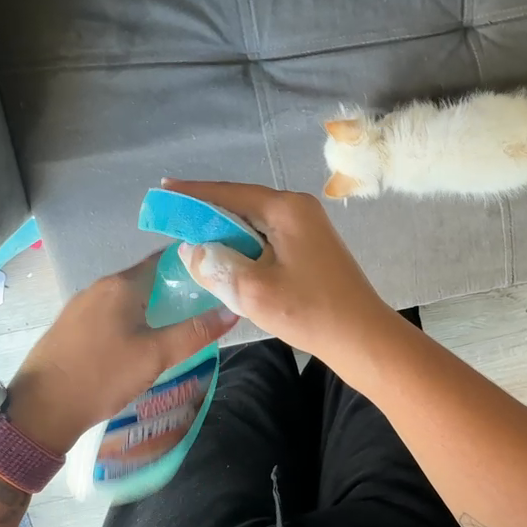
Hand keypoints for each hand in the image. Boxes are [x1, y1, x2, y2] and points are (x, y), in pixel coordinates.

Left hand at [5, 254, 237, 454]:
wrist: (39, 411)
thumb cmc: (101, 376)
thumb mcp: (156, 356)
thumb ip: (195, 332)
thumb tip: (232, 311)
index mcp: (121, 284)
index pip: (164, 260)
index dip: (191, 265)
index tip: (215, 275)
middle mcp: (99, 286)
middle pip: (146, 279)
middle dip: (173, 289)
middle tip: (202, 307)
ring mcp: (80, 305)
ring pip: (126, 298)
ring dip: (150, 307)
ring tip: (175, 327)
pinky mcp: (69, 326)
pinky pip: (109, 313)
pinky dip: (129, 320)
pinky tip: (138, 342)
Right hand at [163, 179, 400, 361]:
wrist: (362, 337)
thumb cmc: (309, 310)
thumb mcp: (252, 290)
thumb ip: (215, 265)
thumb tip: (191, 249)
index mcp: (286, 208)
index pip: (229, 193)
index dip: (194, 193)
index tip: (163, 189)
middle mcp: (298, 208)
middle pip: (242, 204)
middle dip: (207, 213)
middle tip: (172, 221)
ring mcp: (308, 227)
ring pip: (254, 223)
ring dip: (225, 232)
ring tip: (192, 240)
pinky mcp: (311, 247)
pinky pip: (267, 238)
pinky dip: (243, 246)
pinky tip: (227, 259)